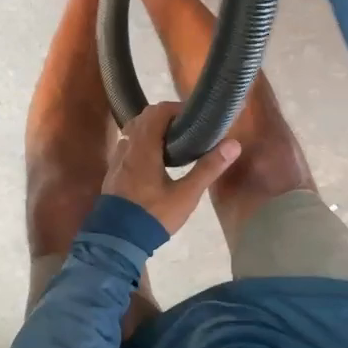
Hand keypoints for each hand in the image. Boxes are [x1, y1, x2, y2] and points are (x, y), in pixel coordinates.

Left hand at [102, 103, 240, 234]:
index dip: (176, 108)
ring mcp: (118, 158)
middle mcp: (128, 146)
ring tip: (173, 143)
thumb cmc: (154, 215)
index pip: (158, 111)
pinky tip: (155, 160)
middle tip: (187, 130)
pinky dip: (142, 142)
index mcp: (144, 146)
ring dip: (152, 129)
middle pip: (144, 117)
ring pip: (134, 130)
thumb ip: (208, 168)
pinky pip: (128, 145)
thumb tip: (233, 144)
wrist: (117, 239)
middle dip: (165, 117)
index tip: (194, 117)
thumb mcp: (186, 195)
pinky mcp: (114, 170)